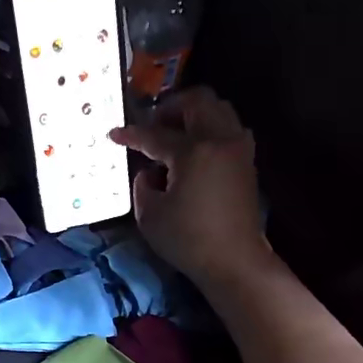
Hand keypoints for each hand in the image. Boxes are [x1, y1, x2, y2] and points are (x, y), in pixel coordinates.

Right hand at [110, 87, 267, 283]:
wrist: (235, 261)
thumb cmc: (188, 241)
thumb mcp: (150, 216)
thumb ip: (143, 187)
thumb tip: (148, 173)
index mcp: (193, 151)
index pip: (155, 135)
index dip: (131, 135)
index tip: (114, 134)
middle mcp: (220, 139)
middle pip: (197, 101)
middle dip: (170, 108)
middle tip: (153, 126)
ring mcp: (238, 148)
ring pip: (219, 109)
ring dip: (195, 115)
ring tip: (176, 134)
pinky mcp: (247, 162)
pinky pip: (230, 129)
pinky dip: (211, 130)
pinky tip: (196, 152)